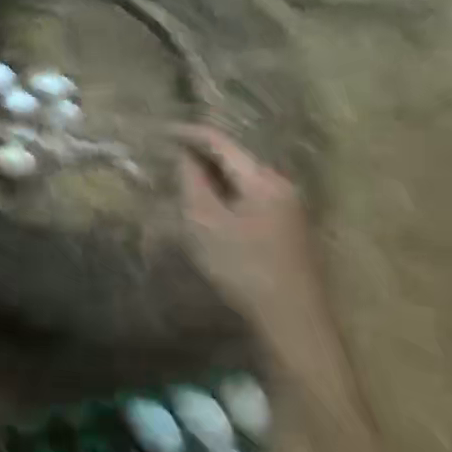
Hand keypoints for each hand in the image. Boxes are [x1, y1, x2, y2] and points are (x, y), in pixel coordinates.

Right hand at [175, 125, 323, 327]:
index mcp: (264, 179)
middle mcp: (282, 185)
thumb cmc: (243, 267)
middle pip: (233, 157)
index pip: (220, 141)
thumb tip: (184, 154)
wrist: (292, 321)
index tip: (158, 131)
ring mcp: (290, 207)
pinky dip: (226, 192)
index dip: (186, 133)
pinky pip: (250, 195)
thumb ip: (192, 181)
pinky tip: (208, 204)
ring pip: (241, 178)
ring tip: (181, 177)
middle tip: (166, 155)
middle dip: (199, 153)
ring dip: (211, 174)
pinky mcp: (289, 227)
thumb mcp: (205, 221)